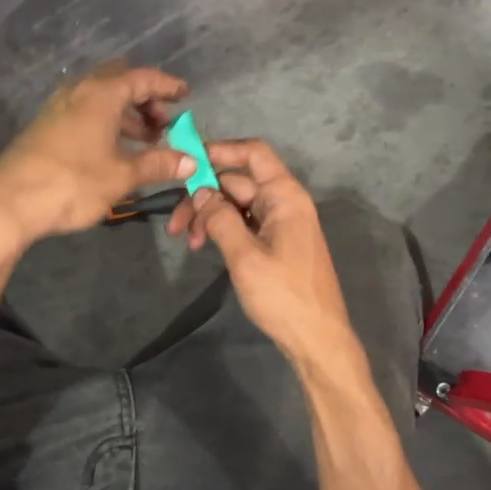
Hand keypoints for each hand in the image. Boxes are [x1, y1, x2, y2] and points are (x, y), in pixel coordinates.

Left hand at [0, 63, 192, 248]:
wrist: (10, 202)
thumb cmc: (73, 183)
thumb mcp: (122, 176)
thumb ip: (157, 164)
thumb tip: (190, 161)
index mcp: (101, 94)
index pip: (142, 77)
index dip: (166, 85)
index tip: (185, 94)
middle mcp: (78, 91)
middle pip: (118, 82)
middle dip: (143, 99)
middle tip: (161, 124)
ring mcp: (57, 108)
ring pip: (99, 99)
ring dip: (124, 115)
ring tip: (143, 143)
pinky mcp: (44, 128)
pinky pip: (83, 114)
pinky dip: (103, 124)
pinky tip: (110, 151)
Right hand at [167, 140, 359, 363]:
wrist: (316, 337)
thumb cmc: (283, 295)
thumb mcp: (245, 257)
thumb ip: (220, 219)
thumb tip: (200, 192)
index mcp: (285, 197)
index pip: (252, 154)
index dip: (219, 151)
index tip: (185, 162)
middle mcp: (284, 203)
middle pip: (237, 182)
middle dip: (203, 196)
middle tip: (174, 224)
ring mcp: (281, 224)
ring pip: (236, 205)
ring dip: (209, 216)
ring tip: (188, 242)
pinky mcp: (276, 243)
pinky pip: (244, 224)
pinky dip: (222, 230)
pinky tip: (204, 246)